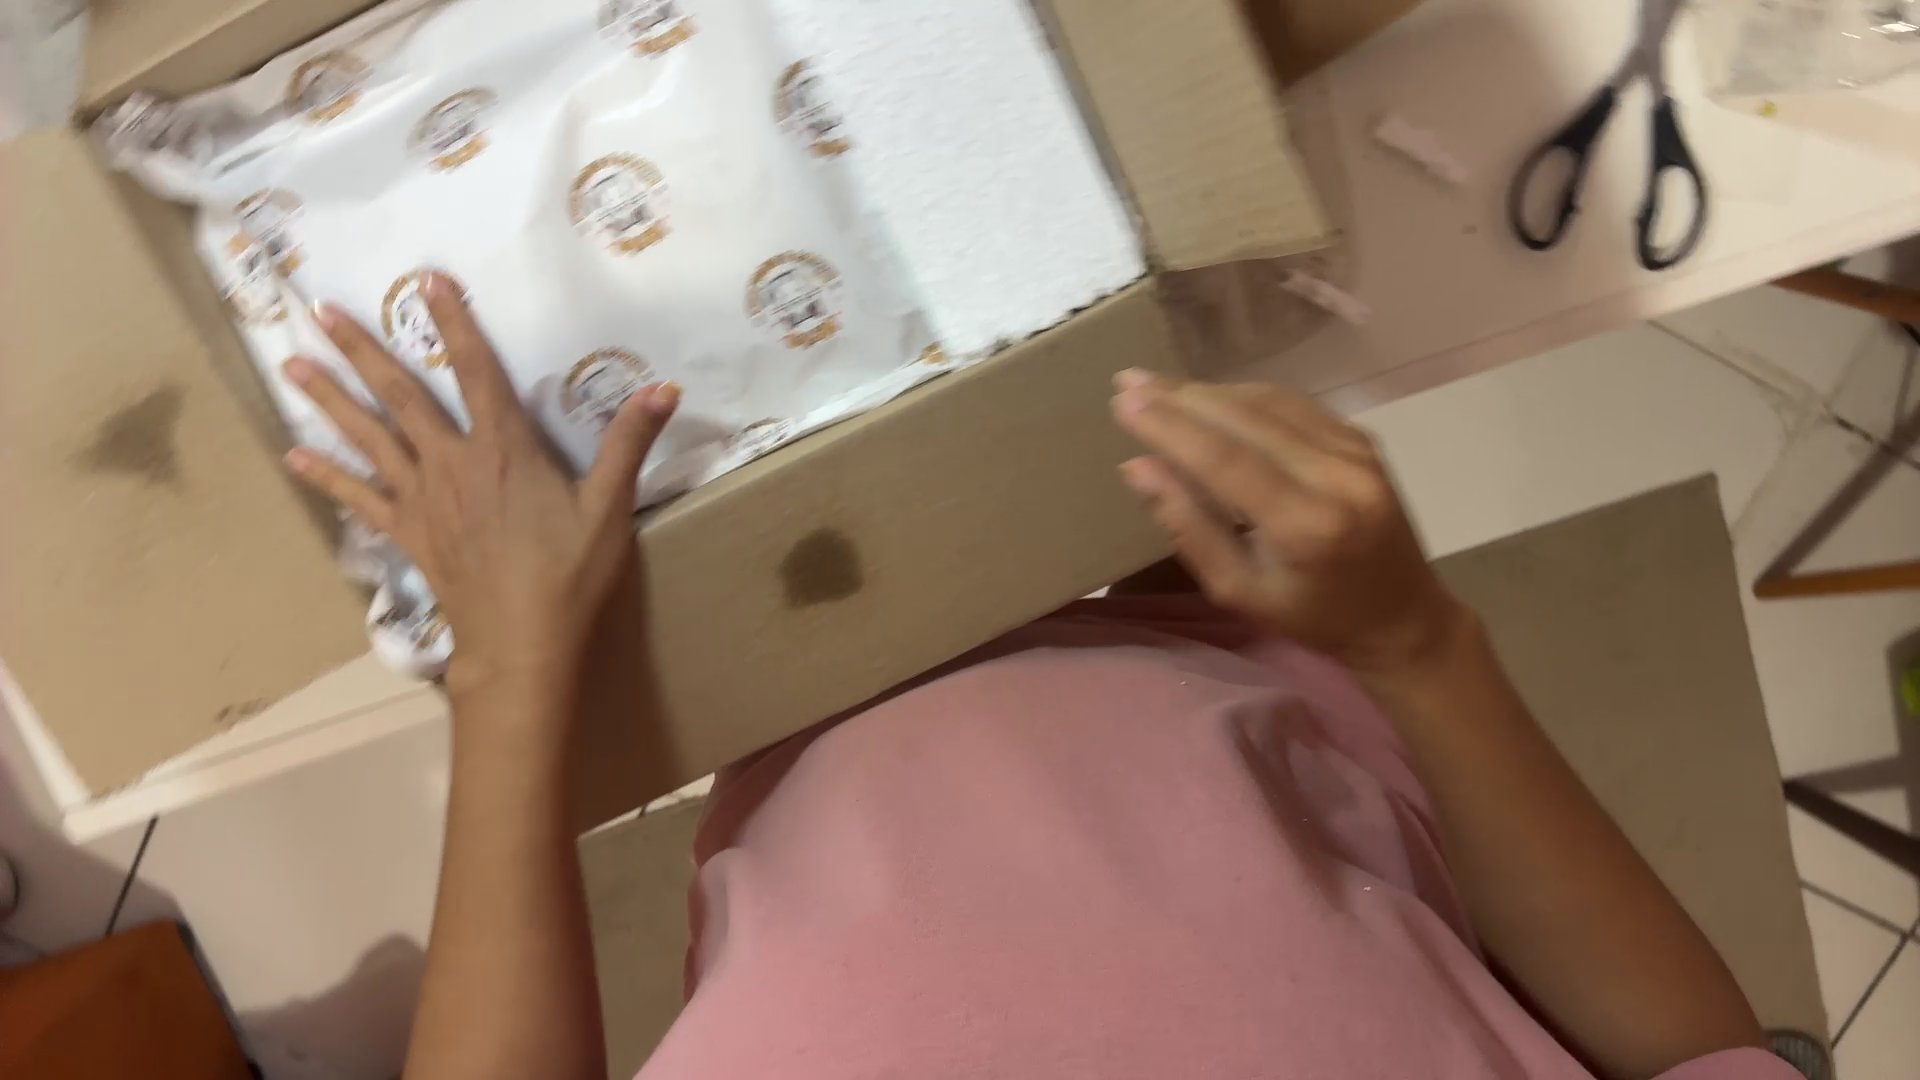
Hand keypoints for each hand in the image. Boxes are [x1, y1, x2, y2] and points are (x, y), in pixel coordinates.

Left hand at [281, 273, 678, 701]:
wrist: (522, 639)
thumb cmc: (570, 570)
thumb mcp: (611, 505)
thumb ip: (629, 443)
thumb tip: (665, 388)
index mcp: (504, 450)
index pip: (476, 372)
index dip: (455, 323)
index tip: (429, 280)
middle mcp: (453, 463)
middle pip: (402, 397)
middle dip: (364, 350)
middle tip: (322, 310)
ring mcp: (423, 499)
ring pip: (369, 438)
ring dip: (332, 399)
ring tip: (293, 362)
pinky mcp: (408, 534)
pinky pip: (361, 497)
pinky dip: (329, 476)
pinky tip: (295, 457)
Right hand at [1110, 370, 1467, 675]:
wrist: (1402, 617)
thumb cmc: (1310, 616)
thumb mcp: (1236, 589)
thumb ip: (1187, 526)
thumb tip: (1138, 467)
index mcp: (1307, 526)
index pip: (1224, 460)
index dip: (1170, 428)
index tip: (1124, 404)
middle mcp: (1338, 477)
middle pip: (1246, 419)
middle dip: (1180, 397)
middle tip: (1128, 381)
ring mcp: (1357, 452)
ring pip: (1268, 402)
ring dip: (1208, 391)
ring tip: (1158, 386)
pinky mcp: (1363, 440)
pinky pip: (1293, 405)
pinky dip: (1243, 396)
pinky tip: (1209, 397)